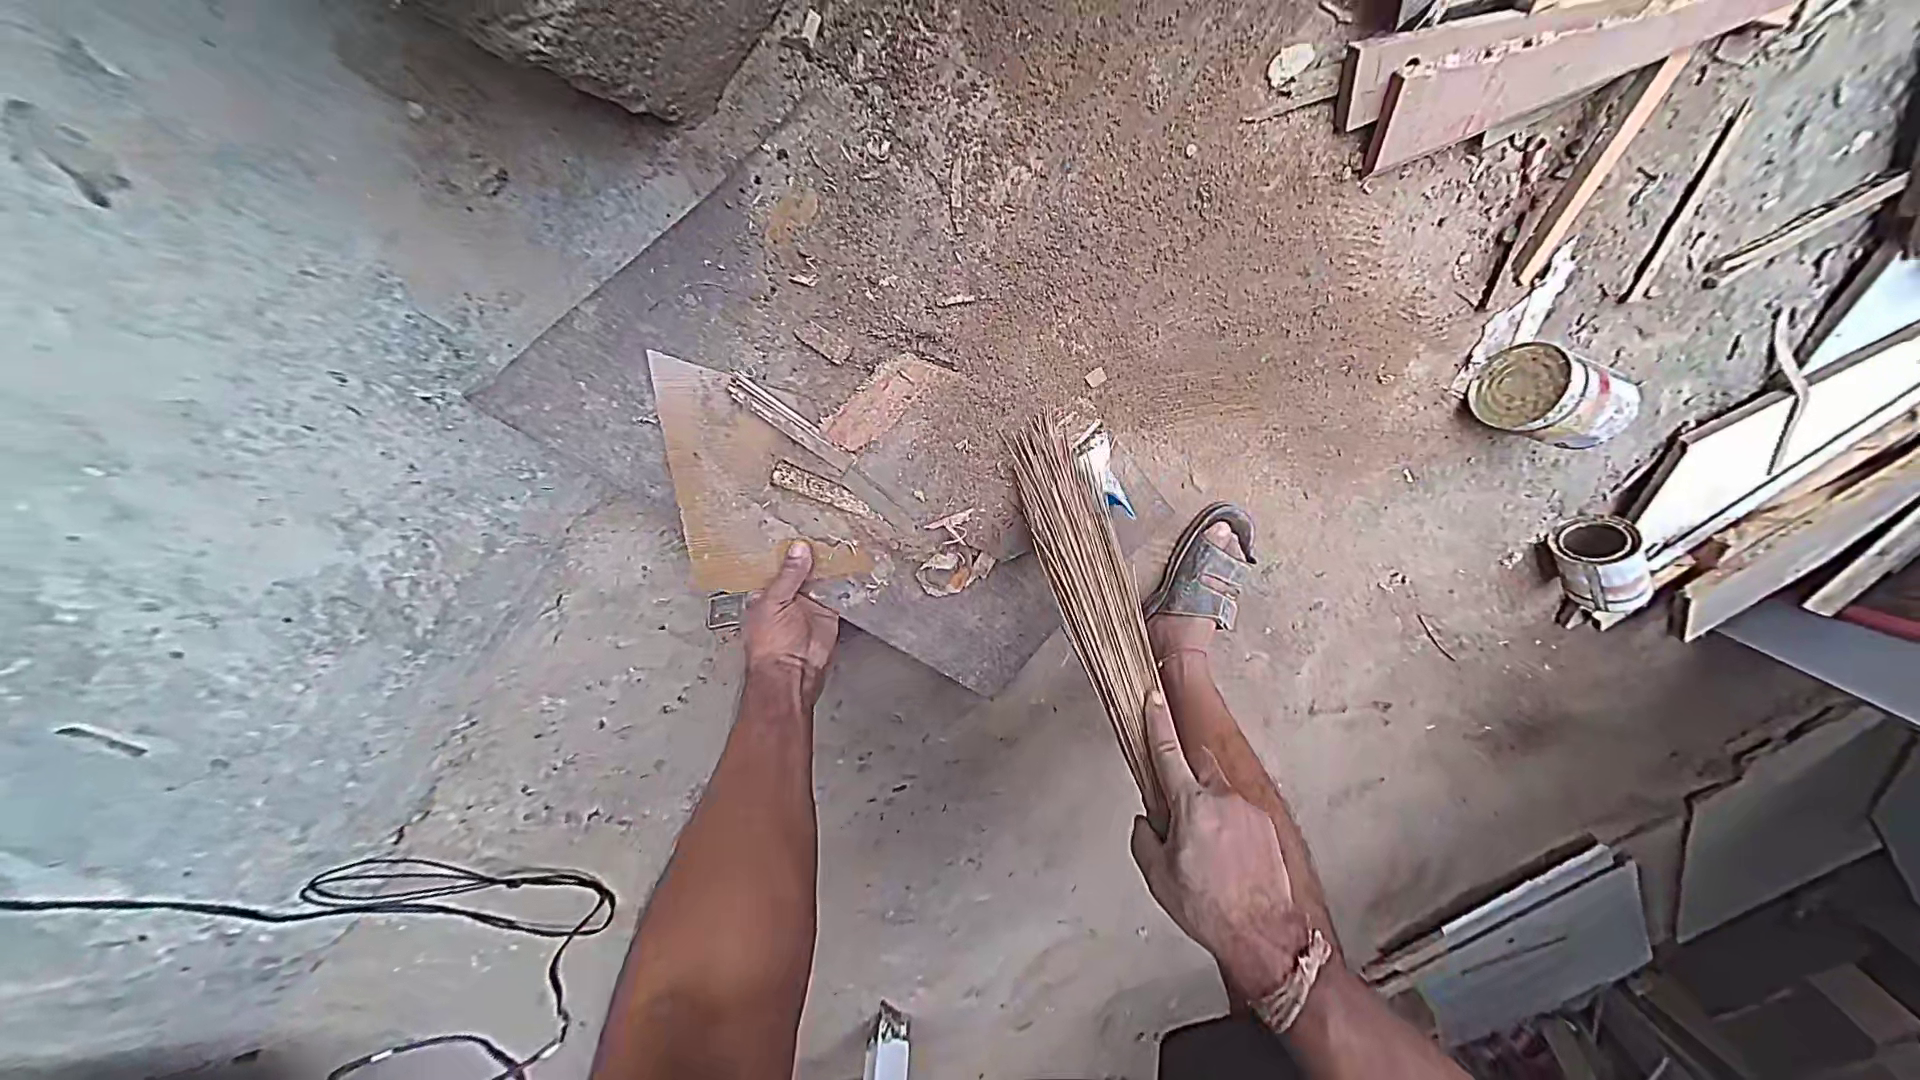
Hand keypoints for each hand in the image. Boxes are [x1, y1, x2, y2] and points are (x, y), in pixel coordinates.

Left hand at [743, 541, 839, 703]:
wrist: (793, 672)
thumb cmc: (770, 644)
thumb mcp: (774, 602)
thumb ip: (789, 575)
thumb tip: (799, 549)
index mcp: (767, 592)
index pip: (778, 564)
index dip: (788, 548)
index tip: (799, 527)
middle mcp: (789, 596)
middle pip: (803, 569)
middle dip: (813, 553)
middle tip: (826, 528)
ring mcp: (810, 604)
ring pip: (822, 578)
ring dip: (830, 565)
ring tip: (841, 539)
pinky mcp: (830, 612)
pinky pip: (839, 593)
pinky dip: (846, 581)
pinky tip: (852, 563)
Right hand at [1130, 688, 1312, 1000]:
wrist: (1266, 936)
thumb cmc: (1211, 908)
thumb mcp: (1157, 875)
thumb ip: (1142, 837)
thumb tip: (1145, 822)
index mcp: (1191, 804)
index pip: (1167, 750)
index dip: (1157, 720)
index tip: (1152, 696)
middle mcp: (1222, 799)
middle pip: (1196, 769)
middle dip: (1184, 781)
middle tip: (1178, 815)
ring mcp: (1249, 810)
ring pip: (1218, 792)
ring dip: (1207, 809)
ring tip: (1207, 852)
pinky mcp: (1267, 825)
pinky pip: (1239, 811)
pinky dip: (1228, 826)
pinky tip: (1227, 858)